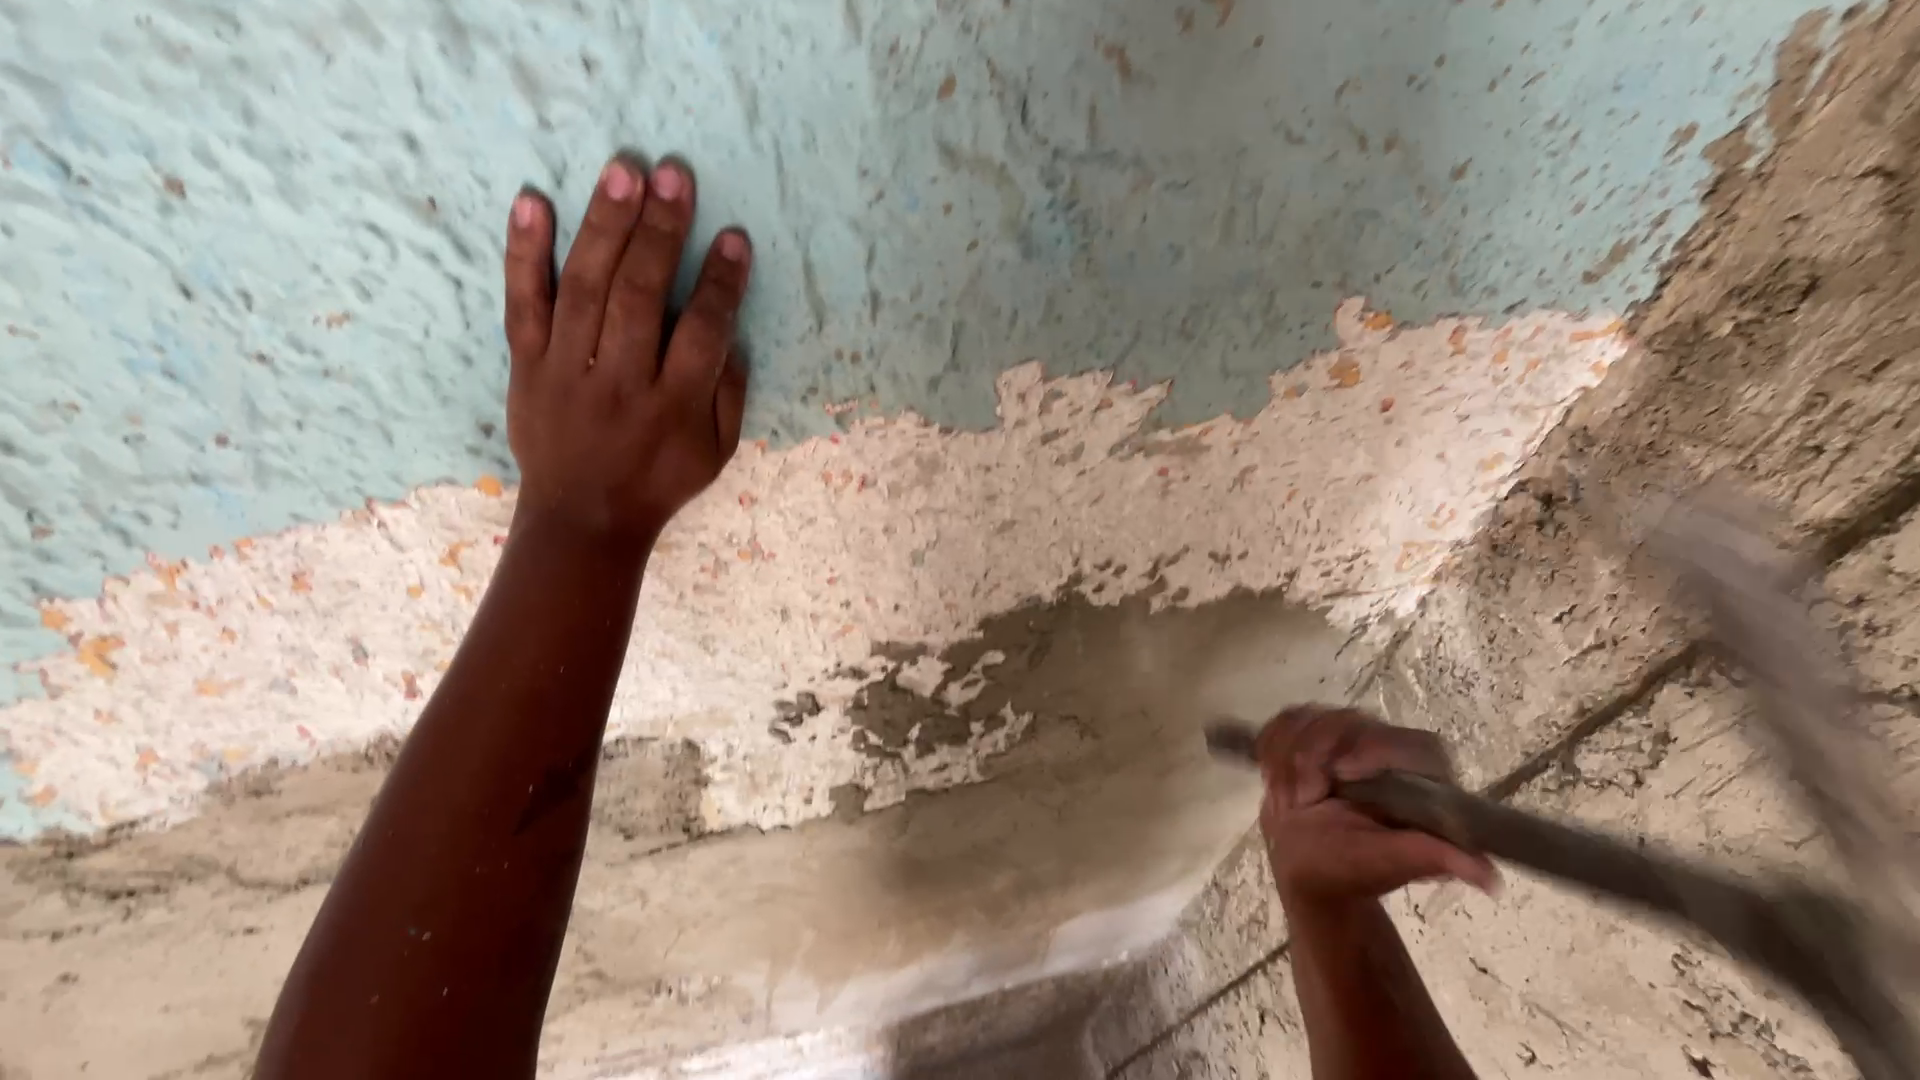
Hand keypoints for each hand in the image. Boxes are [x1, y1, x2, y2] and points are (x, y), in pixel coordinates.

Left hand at [501, 154, 749, 547]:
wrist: (583, 517)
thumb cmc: (660, 480)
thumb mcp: (717, 452)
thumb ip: (730, 394)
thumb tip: (733, 335)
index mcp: (675, 406)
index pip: (703, 332)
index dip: (721, 284)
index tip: (734, 238)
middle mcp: (621, 382)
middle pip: (641, 296)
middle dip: (661, 233)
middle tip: (674, 176)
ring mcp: (567, 370)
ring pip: (585, 288)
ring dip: (605, 226)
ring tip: (623, 172)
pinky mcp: (527, 365)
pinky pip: (523, 304)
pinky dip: (524, 253)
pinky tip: (532, 202)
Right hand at [1257, 705, 1497, 908]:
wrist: (1303, 864)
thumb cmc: (1348, 870)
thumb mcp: (1389, 864)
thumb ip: (1429, 858)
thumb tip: (1488, 878)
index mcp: (1420, 779)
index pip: (1412, 743)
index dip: (1376, 748)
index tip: (1342, 773)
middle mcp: (1387, 750)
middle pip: (1353, 721)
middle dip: (1317, 752)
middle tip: (1304, 796)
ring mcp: (1345, 738)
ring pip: (1315, 716)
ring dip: (1290, 754)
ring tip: (1293, 797)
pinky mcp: (1310, 733)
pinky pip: (1288, 720)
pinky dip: (1273, 746)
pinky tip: (1276, 776)